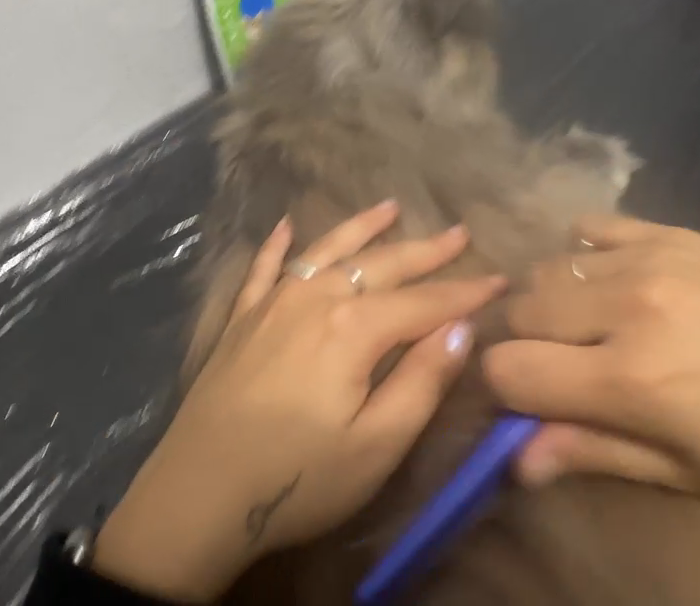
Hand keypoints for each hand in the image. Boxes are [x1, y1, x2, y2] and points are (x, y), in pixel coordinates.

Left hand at [94, 202, 504, 601]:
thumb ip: (422, 381)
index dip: (465, 293)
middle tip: (459, 233)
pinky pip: (264, 268)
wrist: (199, 493)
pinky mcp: (241, 319)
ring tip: (389, 207)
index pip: (423, 302)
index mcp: (354, 328)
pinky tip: (285, 226)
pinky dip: (278, 245)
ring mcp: (272, 303)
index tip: (500, 278)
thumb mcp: (377, 445)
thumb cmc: (299, 478)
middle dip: (424, 250)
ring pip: (325, 251)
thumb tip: (462, 328)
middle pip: (380, 265)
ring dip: (360, 228)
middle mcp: (314, 298)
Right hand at [482, 216, 699, 502]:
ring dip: (551, 303)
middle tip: (562, 368)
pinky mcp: (666, 231)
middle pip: (518, 311)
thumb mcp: (689, 473)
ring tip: (588, 326)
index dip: (505, 391)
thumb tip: (515, 459)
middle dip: (525, 345)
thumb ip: (594, 453)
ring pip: (545, 269)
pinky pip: (589, 228)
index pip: (509, 369)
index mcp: (631, 378)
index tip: (529, 404)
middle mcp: (625, 306)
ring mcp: (645, 259)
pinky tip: (608, 282)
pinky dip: (582, 256)